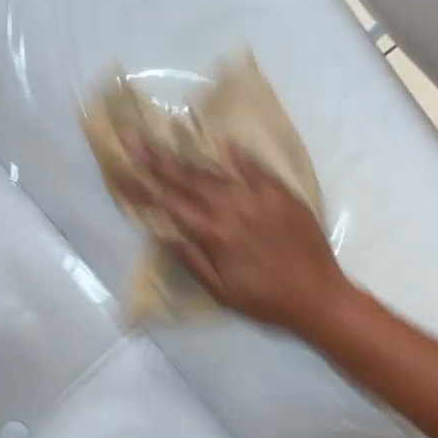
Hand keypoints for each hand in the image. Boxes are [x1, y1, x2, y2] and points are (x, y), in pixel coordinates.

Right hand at [116, 138, 357, 336]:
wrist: (319, 295)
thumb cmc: (267, 300)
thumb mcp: (223, 292)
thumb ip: (193, 260)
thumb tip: (165, 235)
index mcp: (215, 233)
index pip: (169, 203)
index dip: (141, 187)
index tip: (119, 170)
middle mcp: (233, 207)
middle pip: (188, 179)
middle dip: (157, 159)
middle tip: (133, 138)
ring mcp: (260, 197)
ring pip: (218, 171)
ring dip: (190, 154)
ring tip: (168, 136)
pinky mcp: (283, 194)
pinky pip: (256, 169)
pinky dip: (238, 156)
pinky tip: (222, 143)